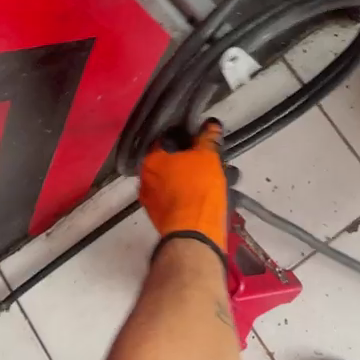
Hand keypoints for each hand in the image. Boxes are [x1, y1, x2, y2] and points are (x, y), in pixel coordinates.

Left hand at [138, 120, 228, 252]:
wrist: (194, 234)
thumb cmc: (198, 190)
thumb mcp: (208, 157)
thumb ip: (208, 138)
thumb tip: (211, 124)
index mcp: (151, 161)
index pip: (166, 140)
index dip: (186, 138)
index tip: (200, 140)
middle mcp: (145, 180)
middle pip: (170, 164)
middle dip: (190, 162)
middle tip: (210, 163)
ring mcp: (151, 202)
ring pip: (174, 184)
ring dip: (192, 181)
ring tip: (215, 182)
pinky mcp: (162, 220)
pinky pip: (176, 201)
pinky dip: (189, 198)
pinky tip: (208, 199)